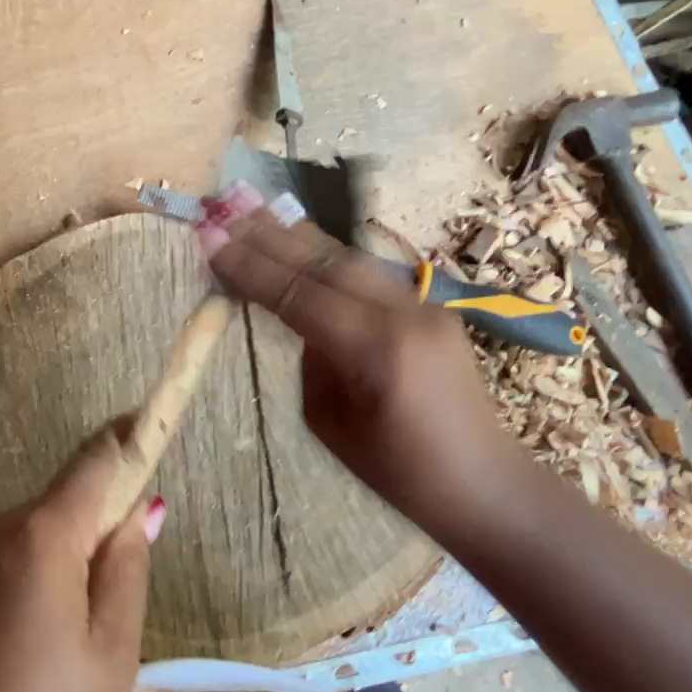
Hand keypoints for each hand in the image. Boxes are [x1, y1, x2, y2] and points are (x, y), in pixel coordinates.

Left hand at [0, 424, 165, 691]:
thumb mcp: (109, 655)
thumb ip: (128, 570)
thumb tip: (144, 508)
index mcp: (41, 535)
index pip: (93, 463)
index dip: (124, 439)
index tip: (147, 423)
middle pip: (62, 505)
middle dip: (93, 529)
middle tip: (110, 601)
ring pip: (31, 534)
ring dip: (58, 558)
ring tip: (64, 637)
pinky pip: (1, 556)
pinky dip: (26, 576)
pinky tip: (23, 638)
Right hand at [197, 182, 522, 524]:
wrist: (483, 482)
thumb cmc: (396, 471)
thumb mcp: (327, 418)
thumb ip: (309, 354)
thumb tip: (295, 313)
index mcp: (374, 351)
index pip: (298, 294)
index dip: (249, 266)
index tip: (208, 239)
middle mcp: (403, 314)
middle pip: (323, 261)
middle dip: (265, 235)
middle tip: (220, 209)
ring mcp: (424, 304)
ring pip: (346, 256)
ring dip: (293, 234)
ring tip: (249, 210)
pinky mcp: (431, 304)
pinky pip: (367, 271)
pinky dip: (324, 254)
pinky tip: (295, 238)